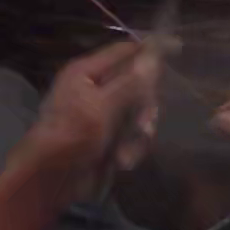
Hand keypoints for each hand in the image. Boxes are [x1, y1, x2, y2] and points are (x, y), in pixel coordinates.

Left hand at [14, 41, 160, 196]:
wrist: (50, 182)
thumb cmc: (70, 136)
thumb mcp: (101, 107)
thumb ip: (130, 83)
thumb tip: (153, 56)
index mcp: (87, 72)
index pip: (124, 51)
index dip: (149, 50)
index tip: (178, 48)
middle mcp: (96, 89)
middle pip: (138, 85)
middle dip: (144, 108)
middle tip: (143, 125)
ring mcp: (103, 115)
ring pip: (139, 114)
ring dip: (136, 135)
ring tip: (124, 153)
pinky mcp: (109, 139)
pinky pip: (133, 136)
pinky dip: (130, 149)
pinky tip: (121, 162)